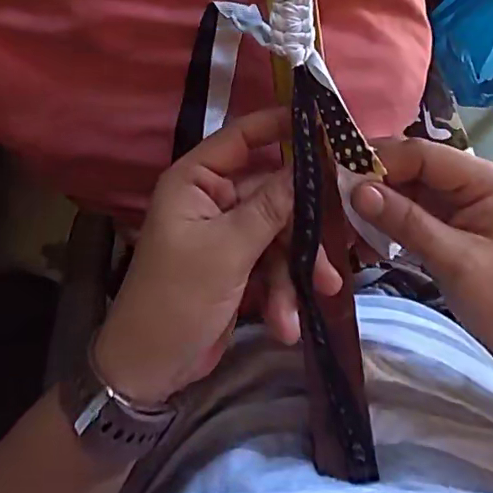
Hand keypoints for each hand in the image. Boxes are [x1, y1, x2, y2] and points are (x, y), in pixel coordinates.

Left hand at [93, 109, 342, 405]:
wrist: (151, 370)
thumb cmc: (177, 298)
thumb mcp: (228, 251)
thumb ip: (270, 207)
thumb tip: (306, 167)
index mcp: (196, 180)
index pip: (241, 137)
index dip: (280, 125)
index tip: (324, 122)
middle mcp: (213, 198)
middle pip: (272, 191)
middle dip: (303, 222)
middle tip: (342, 230)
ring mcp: (227, 232)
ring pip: (279, 231)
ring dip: (297, 266)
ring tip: (320, 291)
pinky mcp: (239, 264)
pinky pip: (274, 263)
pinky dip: (283, 292)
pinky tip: (285, 324)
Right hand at [350, 138, 492, 409]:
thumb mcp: (455, 261)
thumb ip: (405, 222)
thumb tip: (356, 190)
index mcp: (482, 177)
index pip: (420, 153)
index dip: (378, 161)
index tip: (337, 179)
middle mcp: (468, 181)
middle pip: (408, 168)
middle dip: (371, 184)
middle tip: (331, 203)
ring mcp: (456, 203)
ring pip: (402, 190)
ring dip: (373, 207)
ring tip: (342, 227)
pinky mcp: (446, 225)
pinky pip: (406, 213)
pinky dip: (383, 226)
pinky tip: (361, 243)